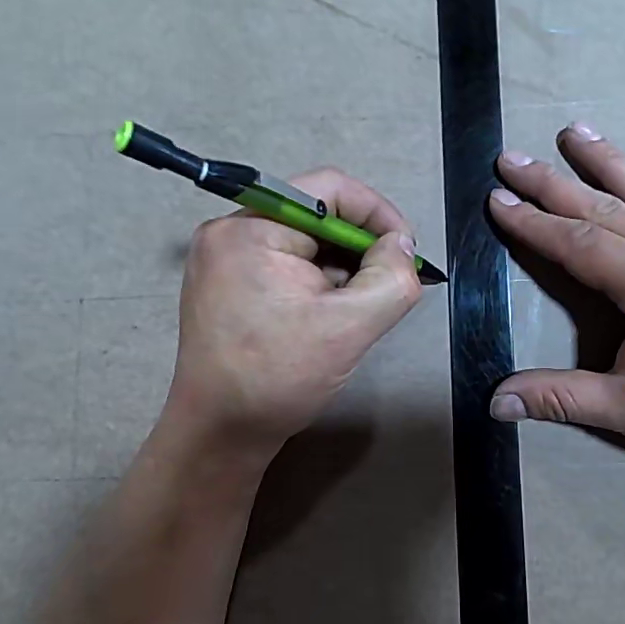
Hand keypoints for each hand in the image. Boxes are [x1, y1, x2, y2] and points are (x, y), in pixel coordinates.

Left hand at [162, 168, 424, 457]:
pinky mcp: (231, 282)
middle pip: (317, 214)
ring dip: (343, 267)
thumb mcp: (349, 328)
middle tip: (387, 284)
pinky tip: (331, 315)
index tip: (404, 250)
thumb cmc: (277, 379)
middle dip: (360, 247)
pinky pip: (290, 262)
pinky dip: (321, 281)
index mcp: (250, 230)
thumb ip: (391, 278)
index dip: (377, 212)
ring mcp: (227, 258)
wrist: (220, 435)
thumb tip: (402, 246)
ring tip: (357, 308)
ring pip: (307, 241)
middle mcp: (232, 232)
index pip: (328, 188)